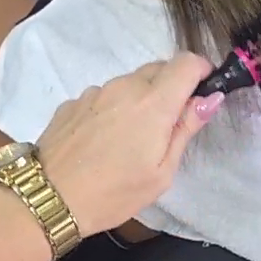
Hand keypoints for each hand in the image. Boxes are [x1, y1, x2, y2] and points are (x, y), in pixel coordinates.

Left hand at [36, 54, 221, 234]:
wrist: (50, 198)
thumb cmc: (114, 193)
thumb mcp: (161, 172)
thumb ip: (185, 129)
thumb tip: (210, 98)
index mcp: (153, 103)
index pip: (186, 62)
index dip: (200, 71)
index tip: (202, 92)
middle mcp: (124, 87)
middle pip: (158, 68)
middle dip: (172, 87)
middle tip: (168, 125)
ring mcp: (95, 92)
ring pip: (129, 82)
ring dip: (140, 98)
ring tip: (130, 139)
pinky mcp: (73, 102)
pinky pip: (103, 96)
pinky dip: (112, 108)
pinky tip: (102, 140)